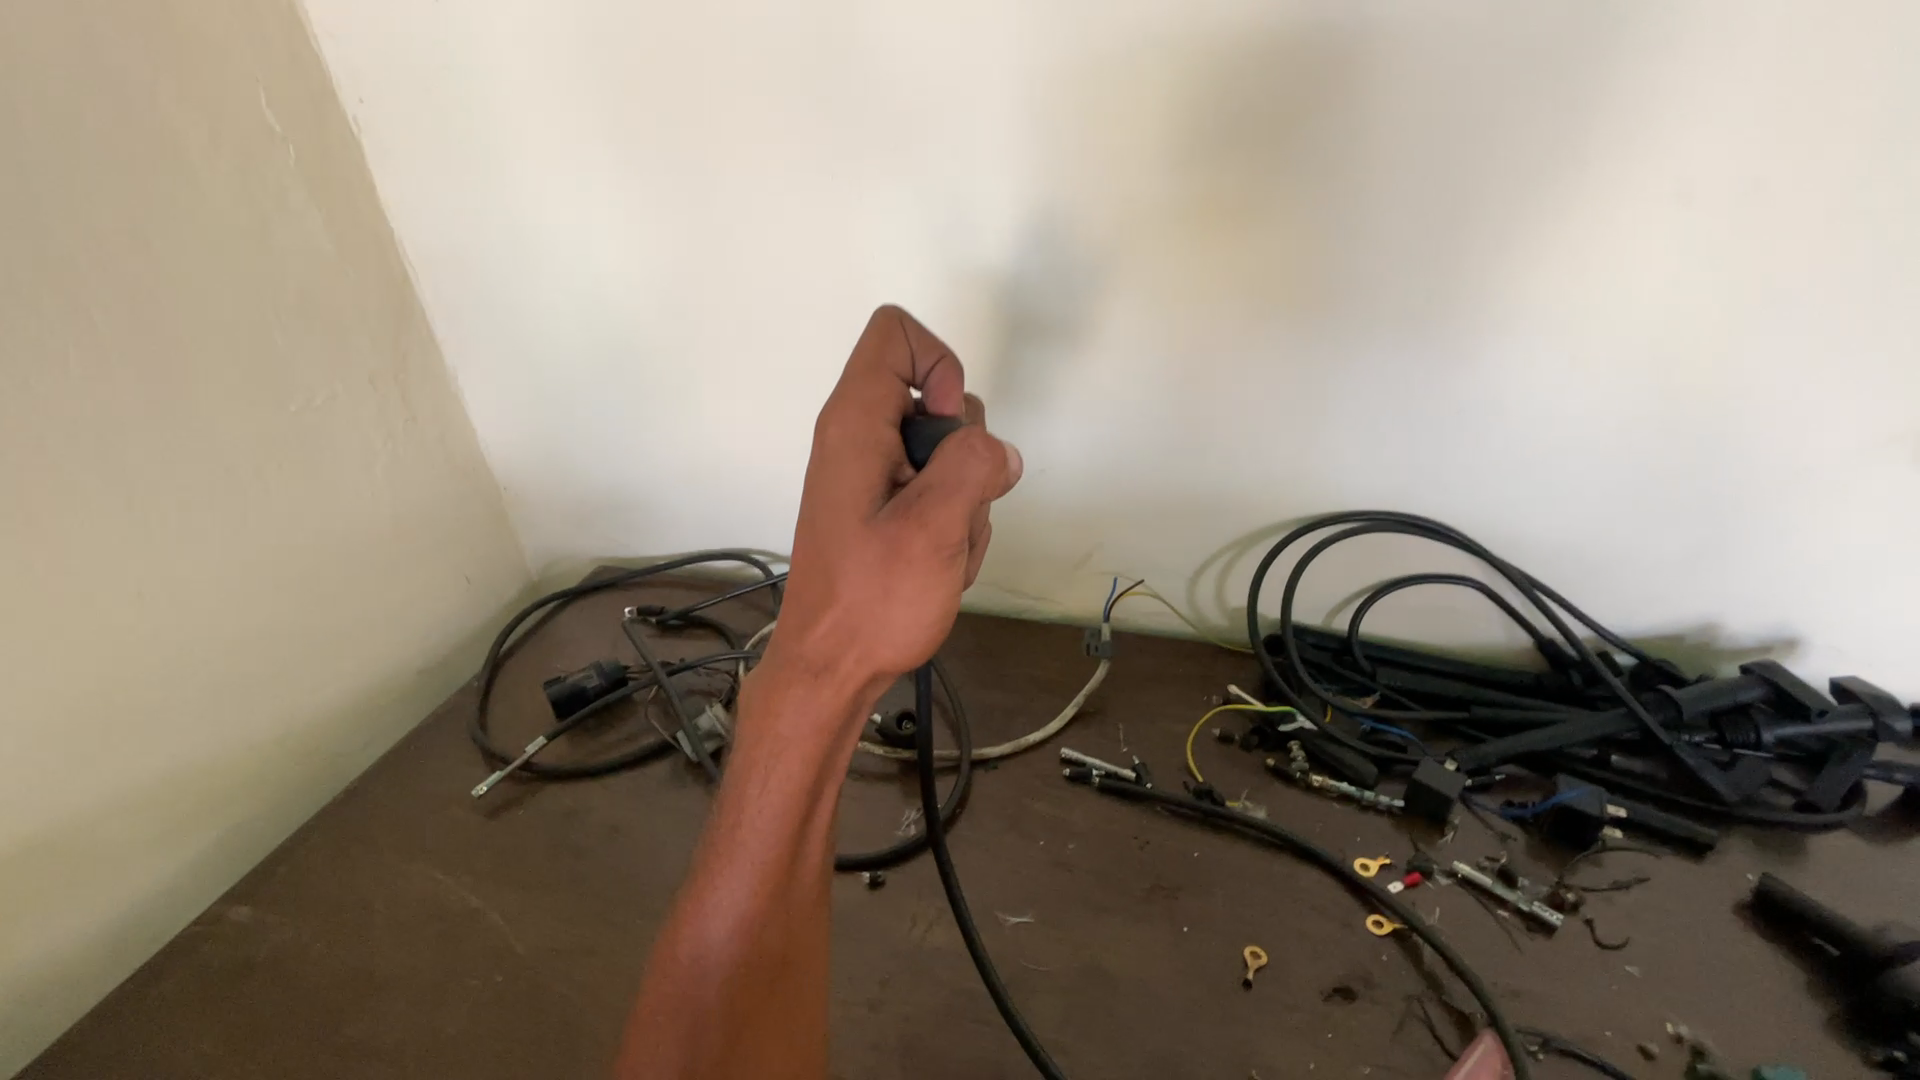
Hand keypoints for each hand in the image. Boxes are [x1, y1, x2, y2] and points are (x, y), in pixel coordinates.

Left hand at [764, 305, 1022, 706]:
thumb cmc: (871, 601)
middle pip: (939, 400)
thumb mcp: (933, 527)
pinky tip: (939, 564)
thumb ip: (974, 468)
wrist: (833, 667)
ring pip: (950, 454)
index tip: (947, 431)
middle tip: (948, 510)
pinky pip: (942, 492)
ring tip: (941, 551)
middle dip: (966, 454)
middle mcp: (861, 438)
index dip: (940, 365)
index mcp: (855, 423)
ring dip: (966, 502)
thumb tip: (999, 453)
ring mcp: (876, 476)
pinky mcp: (887, 509)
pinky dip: (954, 524)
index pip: (896, 333)